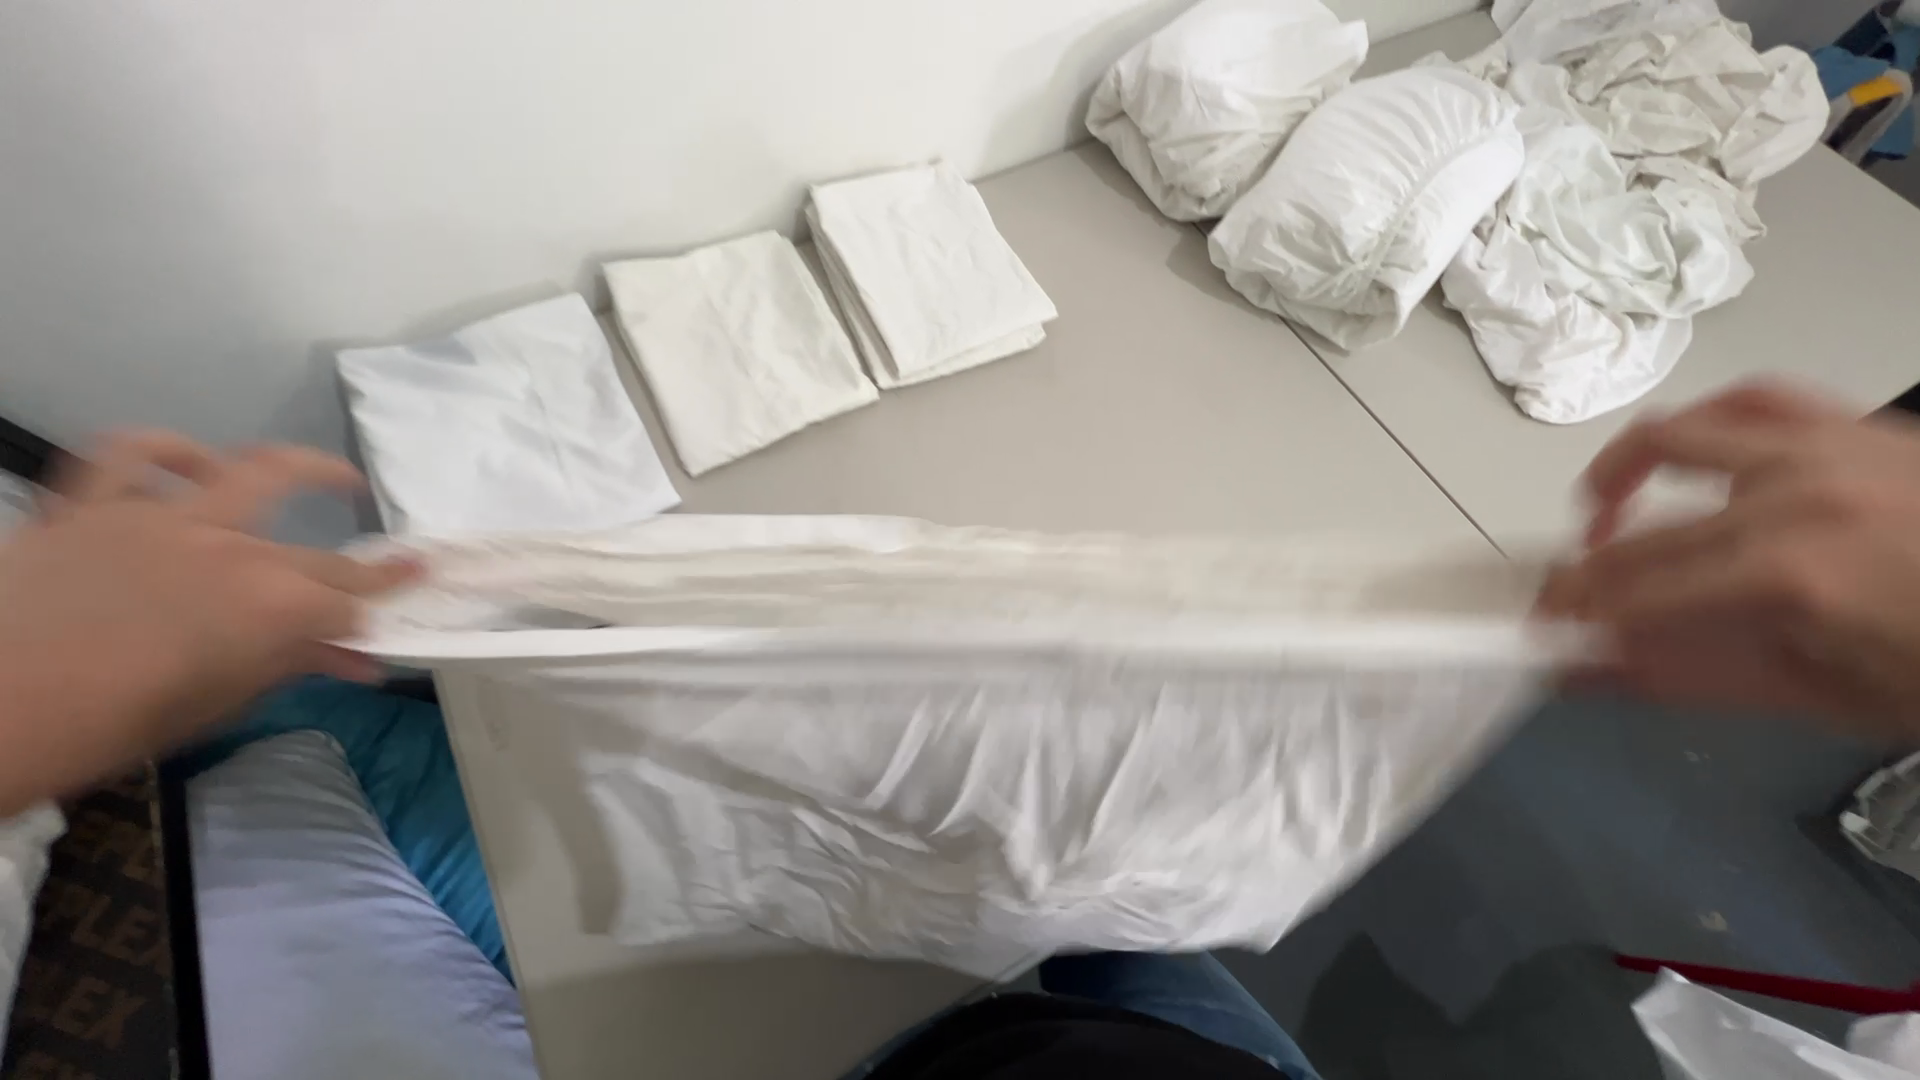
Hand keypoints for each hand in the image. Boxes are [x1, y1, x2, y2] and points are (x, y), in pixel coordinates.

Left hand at [0, 432, 417, 811]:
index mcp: (272, 606)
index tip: (422, 580)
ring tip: (315, 475)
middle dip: (365, 568)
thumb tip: (357, 660)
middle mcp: (233, 551)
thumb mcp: (223, 700)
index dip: (392, 595)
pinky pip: (122, 458)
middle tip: (385, 567)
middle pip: (319, 556)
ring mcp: (160, 523)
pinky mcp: (89, 512)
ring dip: (296, 470)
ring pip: (243, 471)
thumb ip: (296, 664)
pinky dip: (165, 450)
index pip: (353, 600)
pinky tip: (192, 461)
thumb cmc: (114, 724)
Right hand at [1539, 381, 1919, 737]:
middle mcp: (1793, 498)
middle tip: (1567, 594)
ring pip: (1679, 436)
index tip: (1539, 629)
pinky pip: (1758, 400)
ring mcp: (1829, 450)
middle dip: (1583, 570)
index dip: (1571, 614)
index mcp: (1788, 574)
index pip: (1631, 593)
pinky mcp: (1860, 428)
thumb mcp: (1825, 694)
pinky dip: (1704, 422)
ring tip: (1604, 506)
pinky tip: (1690, 453)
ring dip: (1619, 473)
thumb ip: (1688, 677)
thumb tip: (1576, 672)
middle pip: (1641, 532)